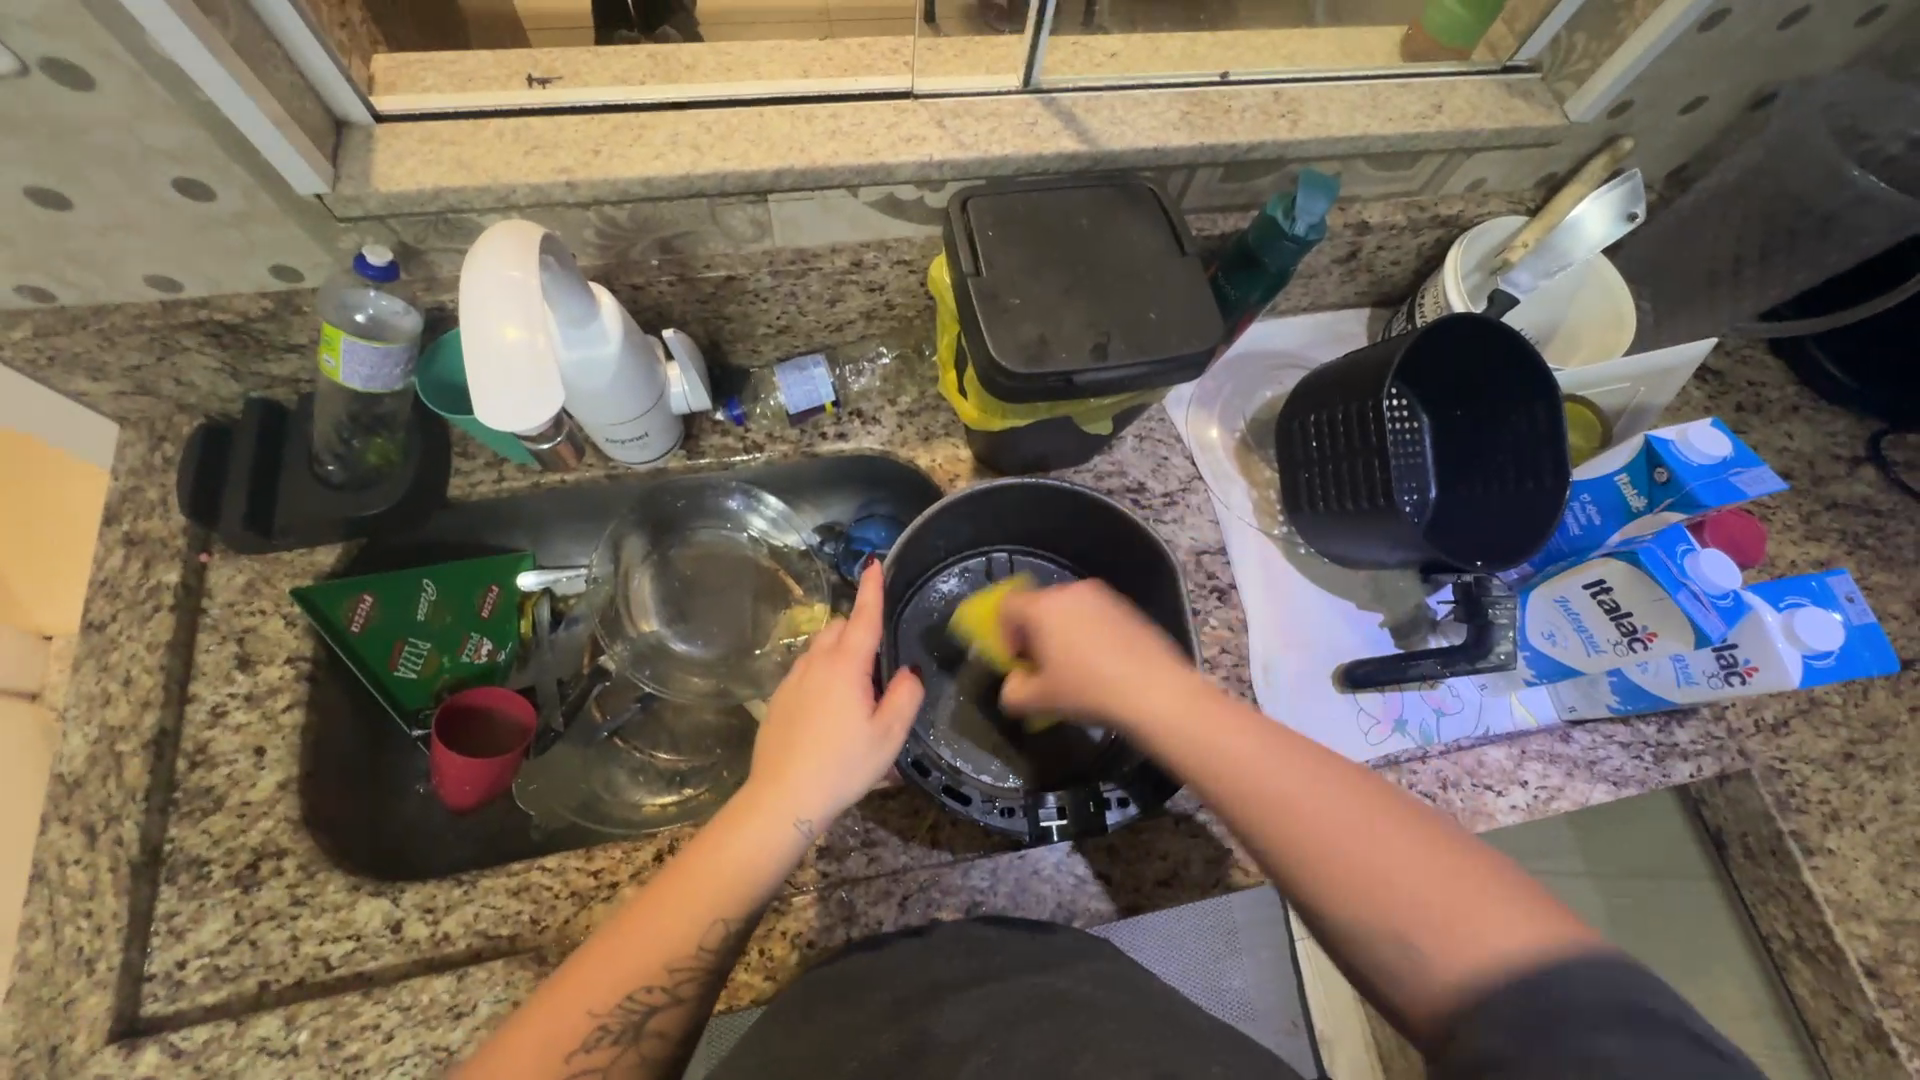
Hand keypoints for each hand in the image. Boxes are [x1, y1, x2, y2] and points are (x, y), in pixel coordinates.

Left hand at [746, 561, 922, 826]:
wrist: (782, 798)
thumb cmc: (842, 766)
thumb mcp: (888, 736)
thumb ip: (905, 696)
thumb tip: (908, 672)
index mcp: (846, 666)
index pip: (863, 617)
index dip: (872, 589)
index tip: (875, 564)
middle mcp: (815, 664)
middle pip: (837, 628)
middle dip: (857, 626)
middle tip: (879, 656)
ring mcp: (791, 680)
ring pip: (818, 649)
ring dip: (838, 651)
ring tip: (856, 685)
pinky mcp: (777, 700)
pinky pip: (805, 671)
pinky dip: (821, 673)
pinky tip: (830, 708)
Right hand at [998, 580, 1201, 730]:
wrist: (1155, 690)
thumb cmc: (1088, 690)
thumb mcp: (1039, 700)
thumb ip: (1012, 692)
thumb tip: (1014, 684)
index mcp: (1042, 607)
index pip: (1007, 606)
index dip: (1004, 634)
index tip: (1018, 661)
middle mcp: (1070, 591)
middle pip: (1039, 606)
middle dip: (1034, 634)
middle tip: (1043, 666)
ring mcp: (1103, 596)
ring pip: (1069, 610)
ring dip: (1063, 633)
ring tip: (1075, 667)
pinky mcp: (1128, 607)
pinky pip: (1095, 615)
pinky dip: (1089, 633)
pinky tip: (1102, 663)